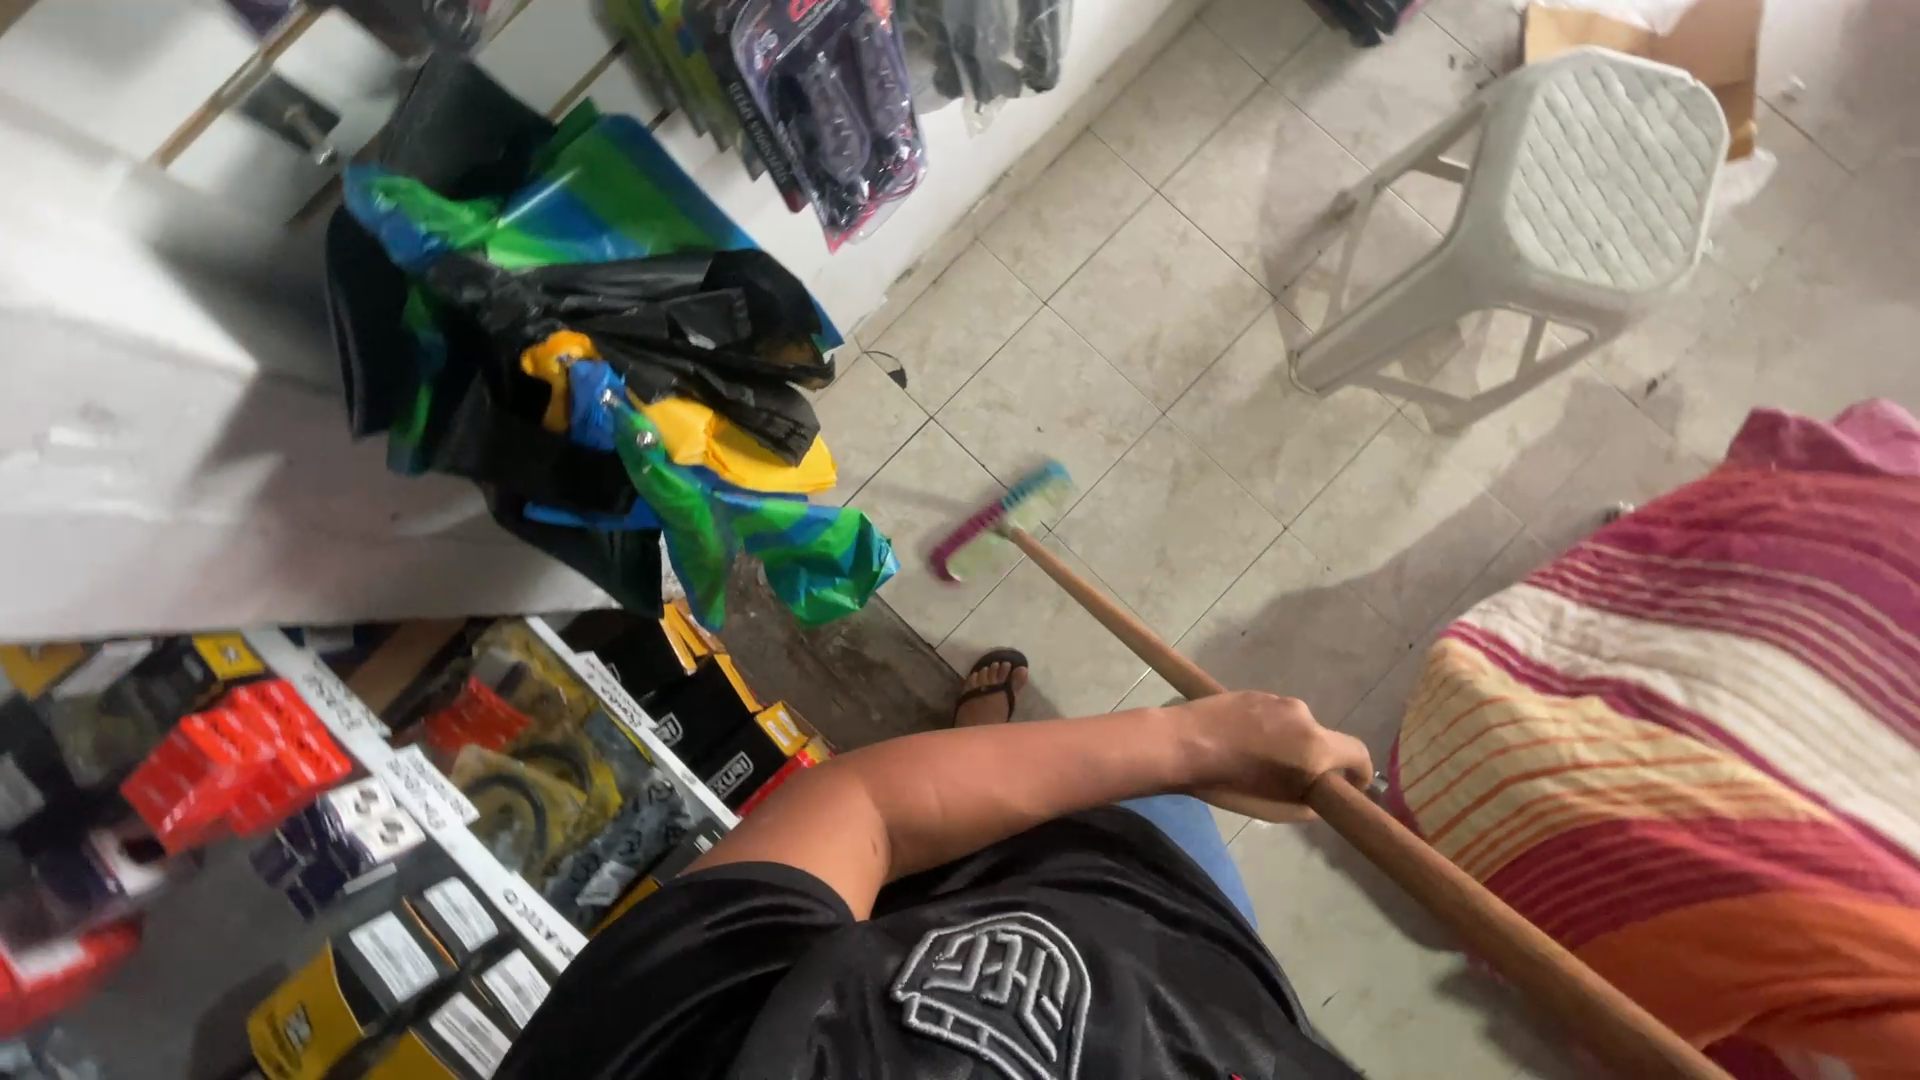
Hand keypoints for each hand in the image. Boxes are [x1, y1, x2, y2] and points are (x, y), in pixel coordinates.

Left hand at [1176, 692, 1373, 822]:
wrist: (1181, 744)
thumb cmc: (1230, 784)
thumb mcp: (1278, 810)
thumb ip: (1312, 801)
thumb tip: (1320, 794)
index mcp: (1316, 745)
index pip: (1359, 753)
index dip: (1361, 773)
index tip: (1351, 786)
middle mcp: (1303, 715)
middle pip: (1324, 738)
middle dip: (1316, 758)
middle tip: (1292, 777)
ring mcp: (1275, 699)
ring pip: (1295, 724)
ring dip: (1289, 741)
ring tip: (1259, 758)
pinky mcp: (1250, 691)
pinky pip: (1271, 713)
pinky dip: (1267, 728)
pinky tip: (1242, 740)